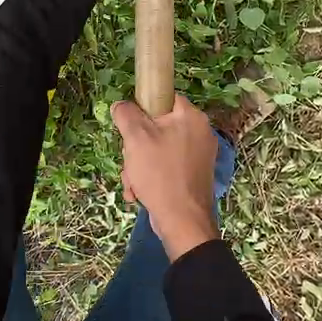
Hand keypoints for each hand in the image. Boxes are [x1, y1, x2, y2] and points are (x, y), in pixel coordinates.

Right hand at [112, 94, 219, 260]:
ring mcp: (200, 156)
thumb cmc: (160, 173)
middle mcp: (200, 132)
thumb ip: (126, 115)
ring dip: (139, 165)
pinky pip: (167, 166)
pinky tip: (139, 193)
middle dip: (136, 147)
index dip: (143, 110)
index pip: (163, 98)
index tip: (130, 127)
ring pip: (158, 149)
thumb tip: (121, 105)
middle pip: (158, 127)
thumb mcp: (136, 138)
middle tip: (130, 161)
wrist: (183, 222)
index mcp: (191, 117)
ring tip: (133, 183)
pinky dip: (151, 177)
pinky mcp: (195, 175)